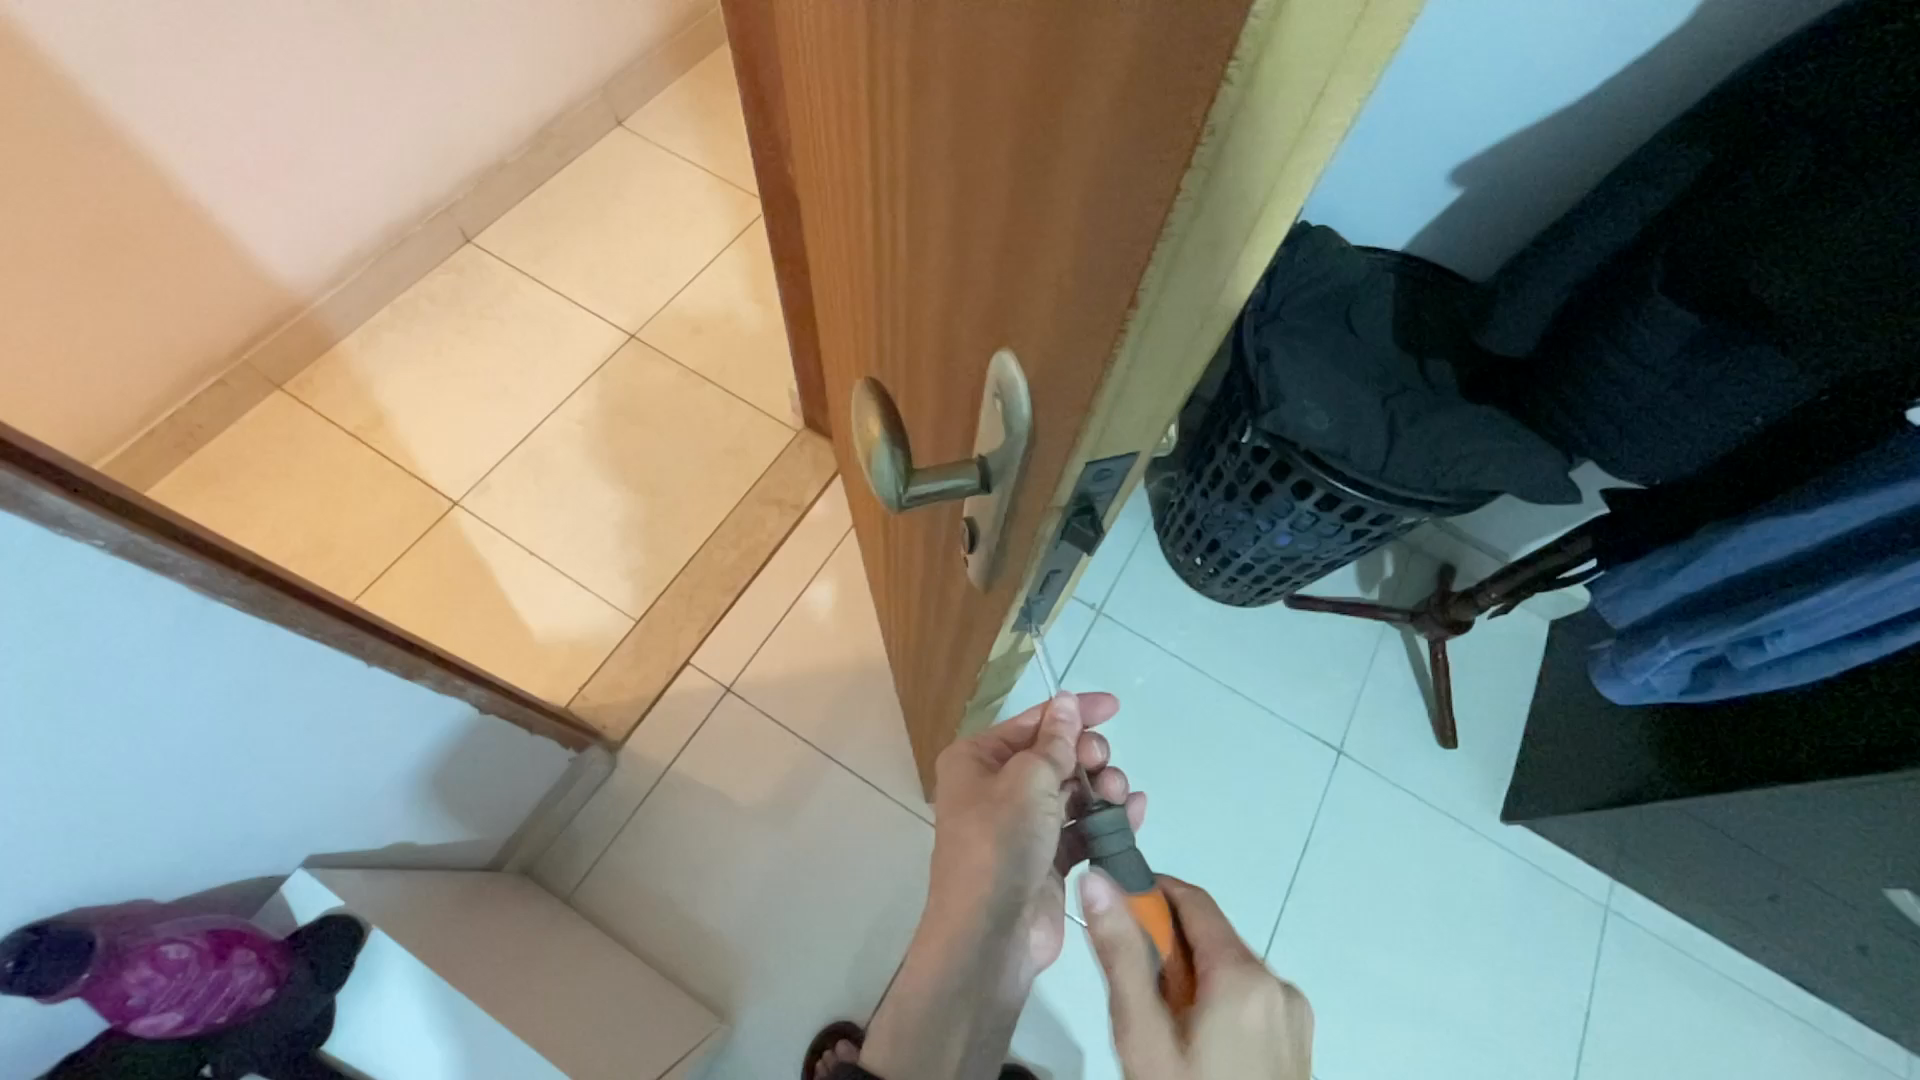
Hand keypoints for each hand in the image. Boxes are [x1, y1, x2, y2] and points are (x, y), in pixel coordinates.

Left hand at [927, 691, 1145, 980]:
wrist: (990, 934)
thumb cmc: (999, 842)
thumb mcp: (1028, 779)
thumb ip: (1055, 740)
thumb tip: (1064, 701)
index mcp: (977, 759)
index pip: (1032, 723)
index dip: (1073, 712)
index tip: (1114, 706)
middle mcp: (996, 788)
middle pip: (1056, 756)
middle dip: (1088, 756)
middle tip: (1103, 764)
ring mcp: (1023, 825)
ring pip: (1072, 792)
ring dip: (1101, 788)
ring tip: (1118, 795)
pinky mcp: (1047, 859)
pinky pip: (1082, 828)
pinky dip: (1106, 820)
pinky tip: (1133, 812)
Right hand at [1081, 872, 1313, 1079]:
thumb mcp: (1142, 1036)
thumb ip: (1120, 953)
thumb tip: (1097, 880)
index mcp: (1245, 976)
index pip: (1192, 899)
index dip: (1150, 894)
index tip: (1114, 913)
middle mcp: (1279, 985)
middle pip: (1210, 937)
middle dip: (1165, 948)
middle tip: (1130, 992)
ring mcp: (1295, 1020)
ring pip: (1227, 972)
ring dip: (1187, 980)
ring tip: (1157, 1031)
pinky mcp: (1300, 1048)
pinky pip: (1248, 1003)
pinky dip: (1214, 1006)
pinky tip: (1192, 1052)